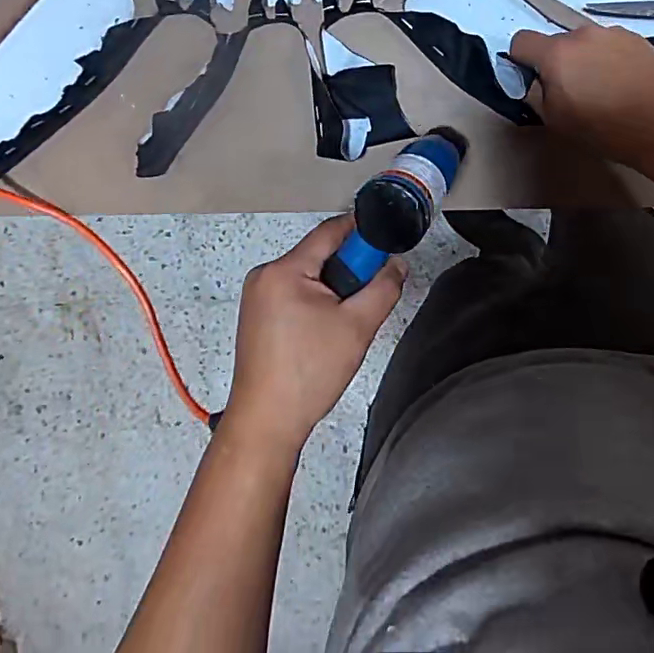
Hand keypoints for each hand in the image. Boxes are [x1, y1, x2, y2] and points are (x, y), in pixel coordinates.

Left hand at [222, 215, 407, 451]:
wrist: (267, 422)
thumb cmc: (307, 375)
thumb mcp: (358, 326)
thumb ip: (384, 287)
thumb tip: (396, 264)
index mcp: (284, 270)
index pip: (330, 231)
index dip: (362, 232)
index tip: (385, 244)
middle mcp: (265, 275)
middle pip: (319, 253)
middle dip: (349, 269)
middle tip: (366, 298)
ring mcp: (257, 295)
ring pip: (309, 274)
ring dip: (334, 288)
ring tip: (344, 323)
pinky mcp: (257, 314)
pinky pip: (295, 292)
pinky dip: (316, 302)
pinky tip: (324, 332)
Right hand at [508, 25, 653, 157]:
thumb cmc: (606, 128)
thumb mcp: (555, 119)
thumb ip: (534, 93)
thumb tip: (531, 81)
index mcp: (556, 53)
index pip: (521, 41)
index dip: (521, 61)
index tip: (532, 80)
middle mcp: (582, 35)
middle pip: (555, 42)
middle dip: (556, 63)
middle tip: (570, 93)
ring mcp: (612, 34)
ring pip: (583, 43)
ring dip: (584, 60)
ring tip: (601, 90)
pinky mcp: (636, 39)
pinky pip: (609, 45)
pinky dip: (608, 59)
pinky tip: (621, 84)